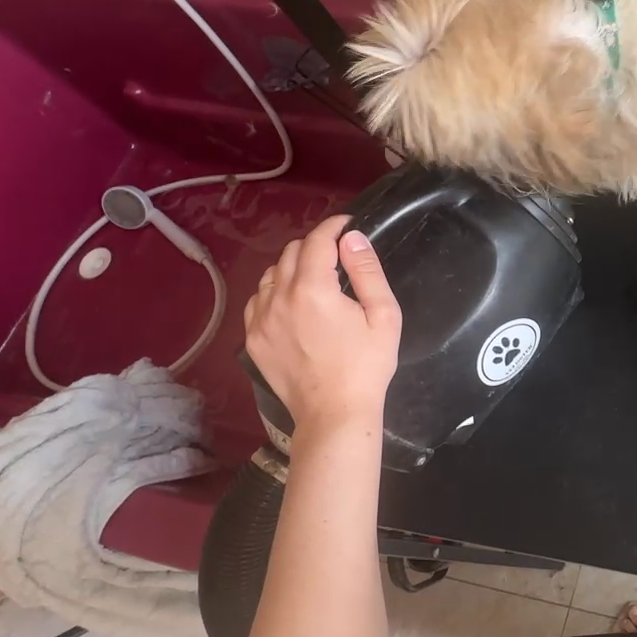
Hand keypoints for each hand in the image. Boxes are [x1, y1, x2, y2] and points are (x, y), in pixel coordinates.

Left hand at [244, 215, 401, 434]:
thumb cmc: (367, 364)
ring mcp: (260, 319)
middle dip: (315, 245)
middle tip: (338, 254)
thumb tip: (353, 238)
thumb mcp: (384, 316)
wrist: (334, 412)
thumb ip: (368, 272)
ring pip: (270, 274)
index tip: (348, 224)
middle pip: (290, 253)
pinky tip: (292, 302)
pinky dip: (274, 291)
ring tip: (316, 278)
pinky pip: (258, 300)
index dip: (333, 226)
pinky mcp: (253, 338)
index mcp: (313, 289)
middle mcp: (279, 297)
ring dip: (293, 267)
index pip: (317, 242)